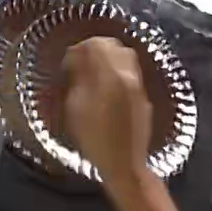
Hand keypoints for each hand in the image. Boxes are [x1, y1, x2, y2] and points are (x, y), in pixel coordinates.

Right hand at [63, 37, 154, 193]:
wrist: (125, 165)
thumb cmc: (95, 140)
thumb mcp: (77, 107)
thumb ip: (79, 78)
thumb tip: (77, 59)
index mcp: (111, 76)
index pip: (98, 44)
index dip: (80, 47)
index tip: (69, 58)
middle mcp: (129, 76)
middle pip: (114, 46)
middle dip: (95, 49)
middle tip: (79, 61)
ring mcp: (138, 86)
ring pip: (125, 56)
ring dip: (108, 57)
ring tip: (91, 71)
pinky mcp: (143, 97)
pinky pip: (130, 72)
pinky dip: (117, 69)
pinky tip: (104, 85)